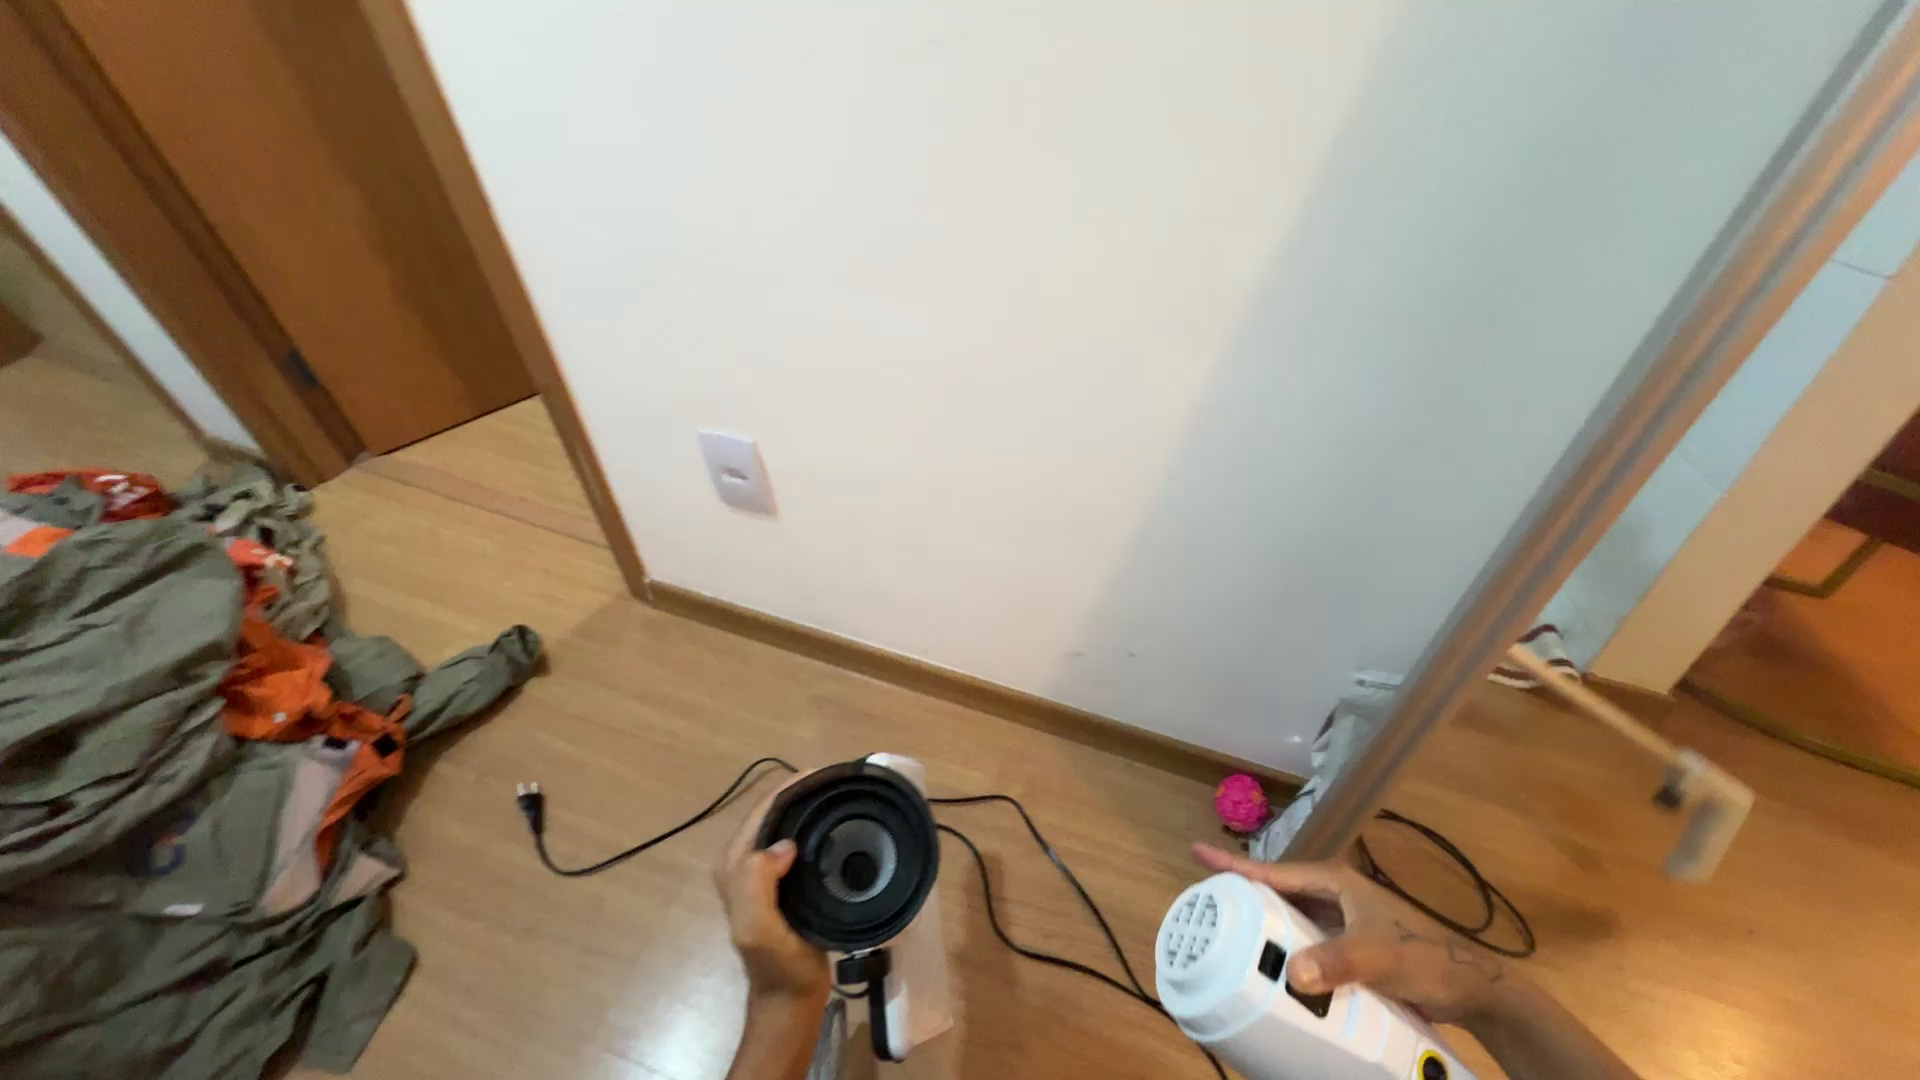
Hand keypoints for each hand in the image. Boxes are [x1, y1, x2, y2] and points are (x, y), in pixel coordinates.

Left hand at [715, 787, 829, 1003]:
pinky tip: (840, 821)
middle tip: (842, 778)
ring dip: (811, 803)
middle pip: (775, 810)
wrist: (792, 999)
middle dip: (804, 789)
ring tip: (844, 791)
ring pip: (787, 822)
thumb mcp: (758, 927)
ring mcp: (764, 870)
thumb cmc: (777, 965)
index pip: (763, 809)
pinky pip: (799, 838)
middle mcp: (744, 861)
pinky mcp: (785, 879)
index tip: (828, 774)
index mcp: (735, 864)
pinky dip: (817, 824)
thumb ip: (756, 884)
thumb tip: (784, 844)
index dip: (793, 787)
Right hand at [1193, 843, 1509, 1023]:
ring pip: (1289, 921)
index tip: (1198, 851)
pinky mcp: (1348, 948)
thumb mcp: (1378, 954)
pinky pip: (1305, 946)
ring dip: (1264, 928)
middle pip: (1276, 893)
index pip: (1273, 871)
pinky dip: (1286, 953)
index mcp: (1333, 881)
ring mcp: (1340, 922)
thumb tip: (1293, 974)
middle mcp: (1331, 895)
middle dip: (1242, 897)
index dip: (1234, 863)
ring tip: (1229, 937)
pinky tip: (1273, 970)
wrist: (1473, 989)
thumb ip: (1338, 962)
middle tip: (1206, 905)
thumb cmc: (1424, 956)